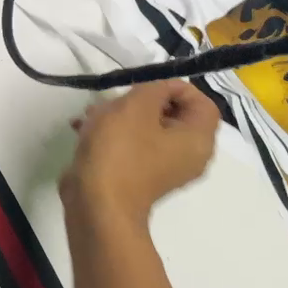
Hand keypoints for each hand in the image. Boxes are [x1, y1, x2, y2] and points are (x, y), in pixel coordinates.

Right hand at [61, 80, 219, 227]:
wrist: (98, 201)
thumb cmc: (119, 150)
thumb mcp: (134, 108)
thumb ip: (154, 89)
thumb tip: (162, 88)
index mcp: (197, 141)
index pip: (202, 103)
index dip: (175, 87)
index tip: (141, 86)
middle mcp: (189, 155)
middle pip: (173, 114)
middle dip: (139, 101)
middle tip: (112, 101)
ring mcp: (165, 167)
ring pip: (148, 127)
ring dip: (119, 115)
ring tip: (91, 117)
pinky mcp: (140, 174)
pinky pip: (133, 144)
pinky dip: (112, 133)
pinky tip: (84, 131)